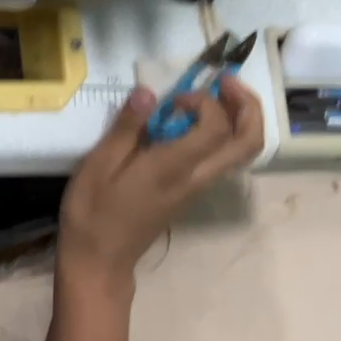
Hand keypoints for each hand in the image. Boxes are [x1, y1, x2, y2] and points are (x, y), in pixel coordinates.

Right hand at [58, 76, 264, 294]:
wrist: (100, 259)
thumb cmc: (92, 212)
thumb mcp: (98, 166)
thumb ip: (125, 128)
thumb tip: (147, 92)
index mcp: (173, 168)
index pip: (215, 127)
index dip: (204, 101)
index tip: (173, 97)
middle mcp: (196, 177)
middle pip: (248, 142)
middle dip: (248, 106)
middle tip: (227, 82)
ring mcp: (197, 188)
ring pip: (241, 152)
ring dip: (240, 118)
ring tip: (216, 96)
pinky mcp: (190, 193)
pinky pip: (223, 160)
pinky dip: (223, 134)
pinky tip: (193, 123)